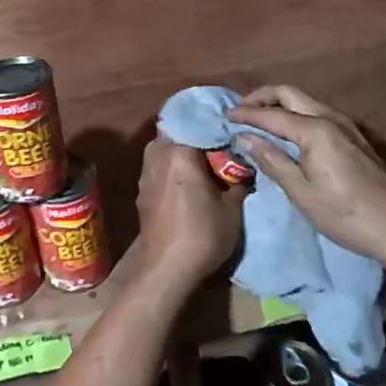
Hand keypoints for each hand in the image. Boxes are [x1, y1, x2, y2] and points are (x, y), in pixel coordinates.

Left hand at [133, 137, 240, 296]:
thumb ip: (237, 177)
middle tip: (223, 143)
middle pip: (177, 131)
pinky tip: (193, 178)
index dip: (214, 121)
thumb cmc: (203, 233)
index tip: (232, 127)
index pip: (195, 121)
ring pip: (166, 148)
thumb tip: (243, 163)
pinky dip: (176, 165)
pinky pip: (161, 165)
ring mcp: (145, 171)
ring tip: (211, 160)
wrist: (167, 265)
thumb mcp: (232, 205)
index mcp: (177, 152)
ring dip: (186, 150)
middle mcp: (156, 154)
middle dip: (198, 134)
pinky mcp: (142, 187)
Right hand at [225, 85, 385, 266]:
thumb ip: (272, 160)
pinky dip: (296, 115)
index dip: (245, 114)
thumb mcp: (301, 192)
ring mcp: (348, 128)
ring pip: (306, 102)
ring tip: (259, 121)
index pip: (271, 114)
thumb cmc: (346, 216)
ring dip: (280, 105)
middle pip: (290, 94)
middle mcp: (332, 120)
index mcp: (316, 131)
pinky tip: (288, 133)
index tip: (224, 116)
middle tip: (240, 111)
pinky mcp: (357, 140)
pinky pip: (318, 115)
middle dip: (261, 97)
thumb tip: (245, 137)